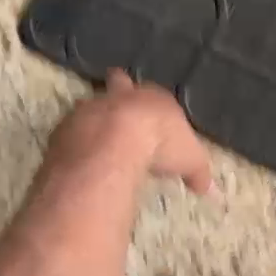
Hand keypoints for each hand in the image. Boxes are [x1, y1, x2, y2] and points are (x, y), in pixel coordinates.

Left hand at [39, 72, 214, 196]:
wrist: (112, 143)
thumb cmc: (160, 143)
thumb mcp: (190, 160)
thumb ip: (198, 173)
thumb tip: (212, 191)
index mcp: (154, 99)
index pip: (155, 94)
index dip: (152, 101)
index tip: (151, 110)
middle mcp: (121, 97)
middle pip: (118, 83)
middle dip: (118, 87)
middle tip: (116, 98)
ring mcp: (89, 110)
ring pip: (90, 105)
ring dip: (93, 118)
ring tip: (96, 137)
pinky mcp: (64, 128)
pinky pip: (68, 131)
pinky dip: (73, 142)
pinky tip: (77, 158)